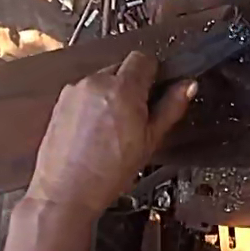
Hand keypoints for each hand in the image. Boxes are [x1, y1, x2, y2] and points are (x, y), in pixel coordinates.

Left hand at [27, 51, 194, 214]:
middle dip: (131, 86)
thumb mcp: (150, 141)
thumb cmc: (108, 172)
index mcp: (123, 88)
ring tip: (112, 128)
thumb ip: (171, 108)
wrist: (66, 192)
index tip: (154, 92)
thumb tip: (188, 86)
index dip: (152, 74)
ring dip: (111, 94)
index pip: (143, 59)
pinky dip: (92, 104)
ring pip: (102, 80)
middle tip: (135, 116)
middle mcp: (96, 82)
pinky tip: (94, 131)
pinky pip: (84, 92)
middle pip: (122, 68)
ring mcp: (75, 89)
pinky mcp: (61, 100)